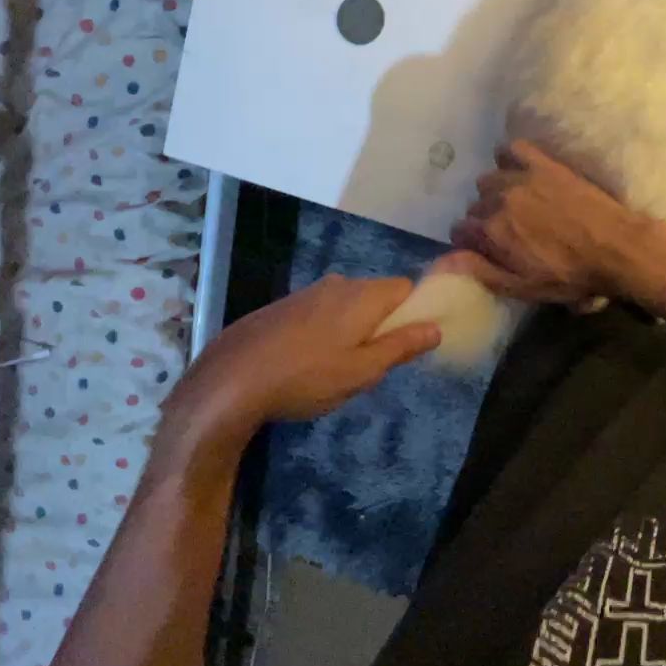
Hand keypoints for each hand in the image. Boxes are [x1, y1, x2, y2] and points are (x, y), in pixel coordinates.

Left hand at [160, 275, 439, 452]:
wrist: (230, 381)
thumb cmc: (306, 378)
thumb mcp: (362, 371)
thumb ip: (402, 346)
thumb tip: (436, 327)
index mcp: (363, 296)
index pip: (406, 288)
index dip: (413, 312)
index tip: (406, 344)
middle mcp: (338, 284)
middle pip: (376, 296)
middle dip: (380, 325)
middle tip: (370, 365)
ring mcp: (306, 293)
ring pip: (345, 305)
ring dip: (350, 330)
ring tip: (335, 370)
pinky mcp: (281, 307)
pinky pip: (319, 312)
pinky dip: (323, 332)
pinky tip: (305, 364)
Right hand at [449, 141, 652, 303]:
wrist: (615, 246)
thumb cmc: (571, 275)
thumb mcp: (524, 287)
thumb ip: (482, 272)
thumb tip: (445, 262)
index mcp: (493, 232)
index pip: (460, 230)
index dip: (471, 241)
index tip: (486, 247)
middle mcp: (500, 200)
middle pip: (475, 205)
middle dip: (484, 217)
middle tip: (507, 228)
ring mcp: (521, 178)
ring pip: (489, 178)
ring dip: (496, 190)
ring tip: (515, 202)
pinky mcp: (544, 163)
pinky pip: (513, 148)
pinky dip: (510, 158)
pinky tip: (519, 169)